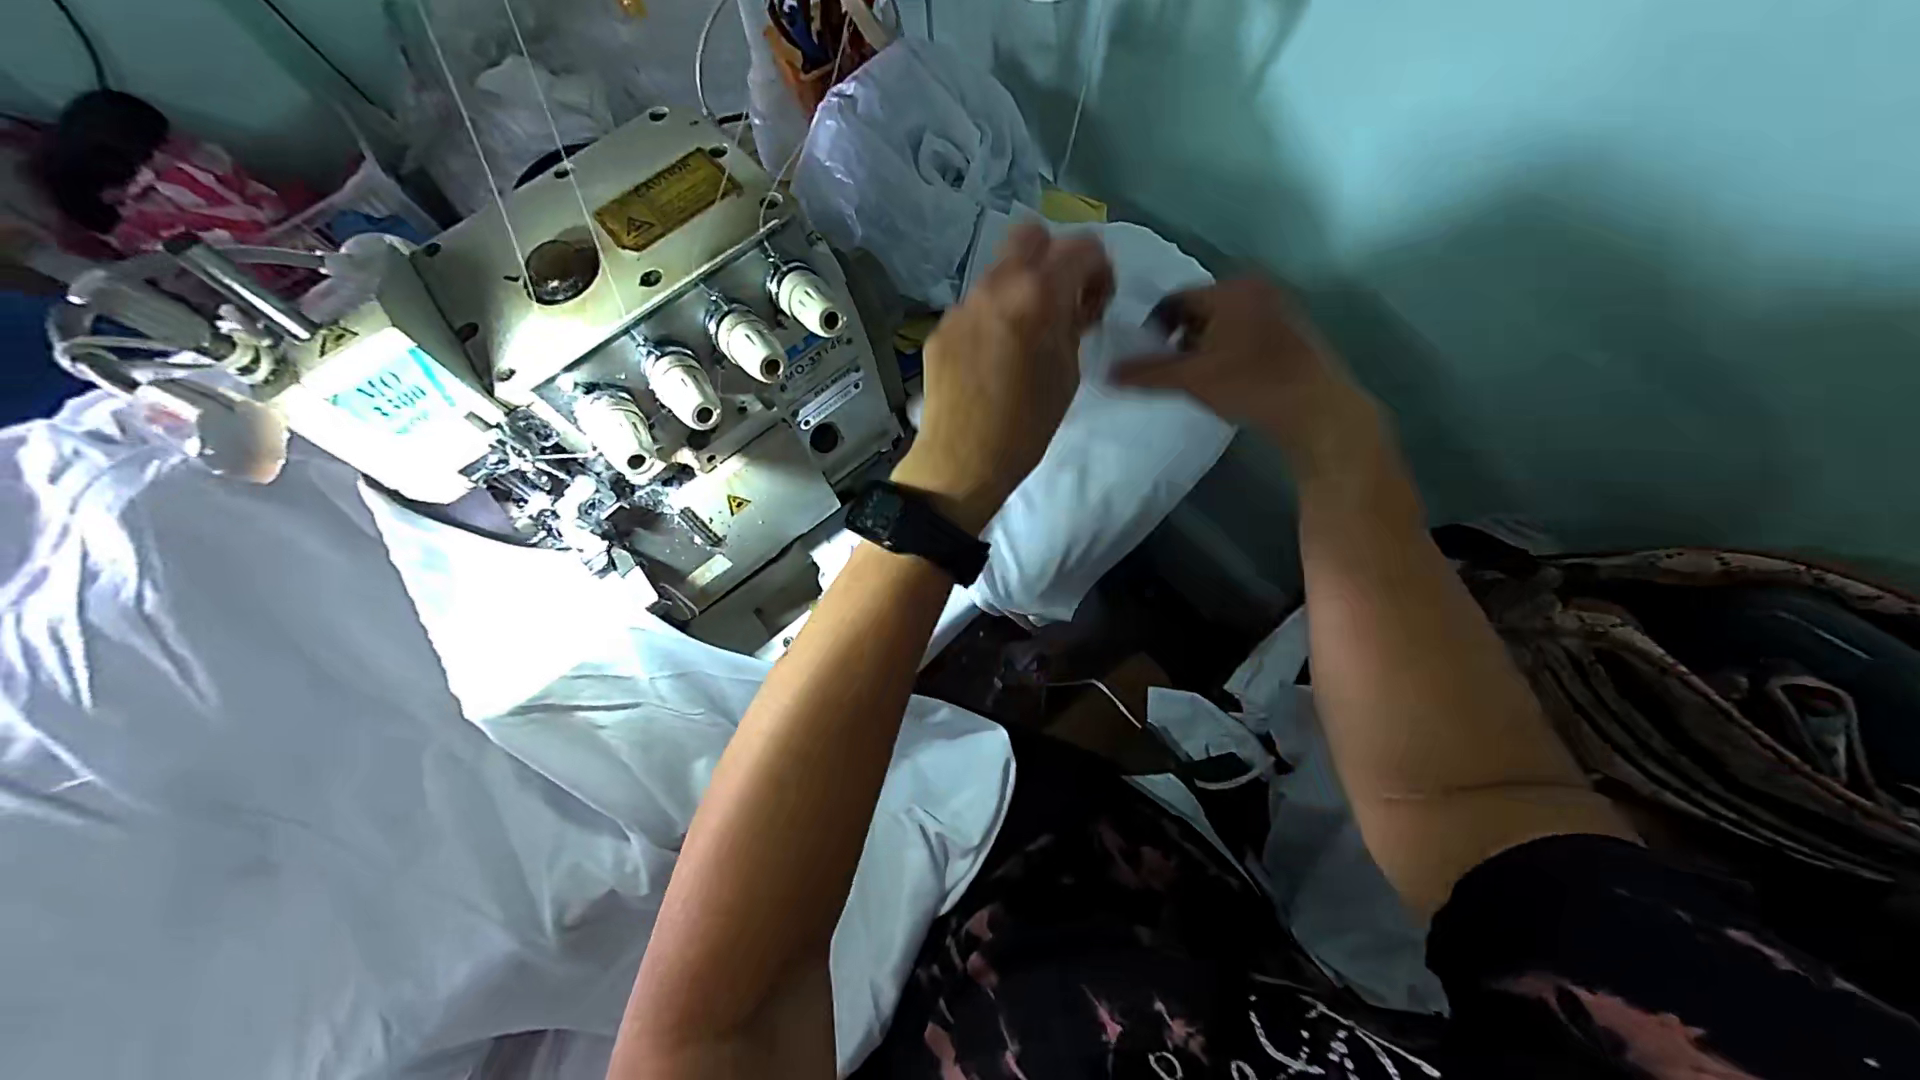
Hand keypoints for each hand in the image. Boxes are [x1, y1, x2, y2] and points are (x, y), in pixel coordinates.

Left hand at [892, 224, 1114, 533]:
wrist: (962, 461)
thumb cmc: (1026, 427)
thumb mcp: (1067, 374)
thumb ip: (1071, 327)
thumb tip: (1071, 307)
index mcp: (1036, 295)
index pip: (1081, 247)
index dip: (1099, 269)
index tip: (1097, 302)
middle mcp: (995, 286)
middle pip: (1031, 236)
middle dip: (1055, 259)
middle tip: (1061, 301)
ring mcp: (961, 306)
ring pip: (998, 272)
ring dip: (1020, 290)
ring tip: (1024, 337)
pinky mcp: (940, 329)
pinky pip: (974, 308)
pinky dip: (991, 319)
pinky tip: (991, 359)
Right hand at [1113, 277, 1384, 482]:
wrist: (1316, 410)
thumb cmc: (1250, 385)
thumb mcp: (1191, 380)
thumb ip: (1147, 373)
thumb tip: (1107, 373)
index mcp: (1230, 290)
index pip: (1174, 301)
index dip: (1153, 329)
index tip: (1146, 357)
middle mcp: (1255, 288)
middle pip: (1199, 309)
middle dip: (1179, 337)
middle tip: (1167, 369)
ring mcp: (1278, 307)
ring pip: (1223, 321)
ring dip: (1203, 345)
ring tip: (1194, 377)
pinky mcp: (1290, 329)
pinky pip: (1244, 330)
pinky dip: (1227, 348)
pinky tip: (1225, 377)